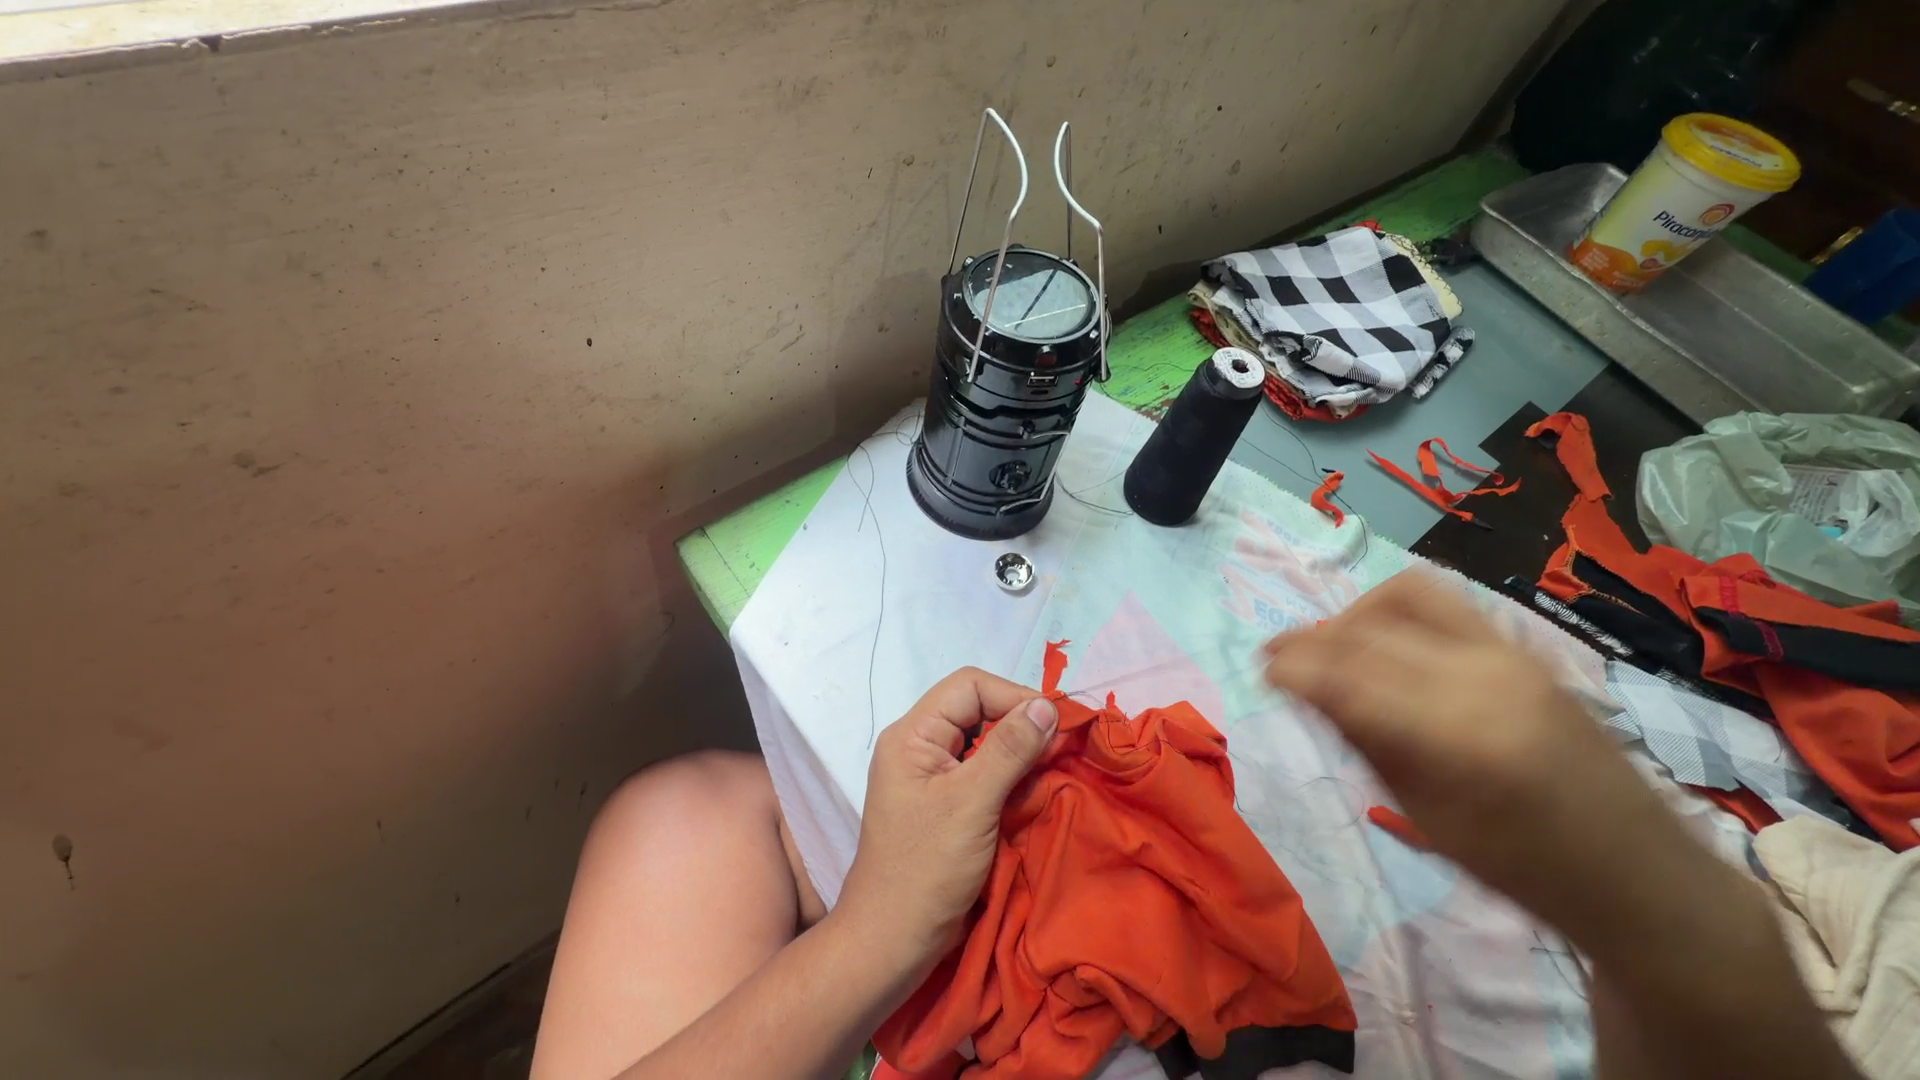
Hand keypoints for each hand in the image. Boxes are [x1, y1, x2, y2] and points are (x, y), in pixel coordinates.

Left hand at [836, 668, 1057, 973]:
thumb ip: (1010, 749)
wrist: (893, 941)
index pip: (969, 686)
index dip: (1014, 696)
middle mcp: (919, 746)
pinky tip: (1035, 790)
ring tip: (1053, 768)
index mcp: (912, 735)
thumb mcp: (972, 804)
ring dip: (1020, 751)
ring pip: (984, 741)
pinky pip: (984, 771)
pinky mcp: (946, 802)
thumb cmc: (926, 869)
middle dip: (1021, 722)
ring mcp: (932, 776)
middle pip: (977, 709)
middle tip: (1061, 747)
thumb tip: (1048, 705)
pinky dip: (1012, 776)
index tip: (1056, 723)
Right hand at [1260, 570, 1695, 942]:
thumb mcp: (1425, 815)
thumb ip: (1365, 740)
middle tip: (1276, 658)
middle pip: (1370, 632)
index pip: (1351, 679)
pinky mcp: (1522, 646)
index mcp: (1461, 738)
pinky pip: (1442, 603)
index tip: (1261, 670)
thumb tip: (1306, 689)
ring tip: (1330, 646)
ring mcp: (1511, 653)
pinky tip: (1377, 642)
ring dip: (1354, 613)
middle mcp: (1486, 677)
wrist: (1635, 868)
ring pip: (1406, 594)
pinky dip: (1393, 612)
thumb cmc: (1520, 866)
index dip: (1295, 667)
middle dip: (1311, 640)